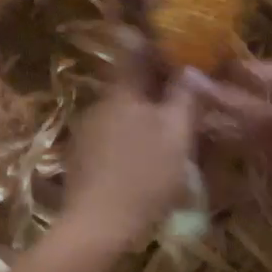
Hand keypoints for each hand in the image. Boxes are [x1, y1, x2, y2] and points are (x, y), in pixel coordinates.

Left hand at [61, 36, 199, 250]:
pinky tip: (149, 159)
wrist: (97, 224)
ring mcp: (86, 133)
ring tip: (175, 132)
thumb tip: (189, 68)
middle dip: (158, 88)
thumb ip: (184, 98)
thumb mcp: (176, 135)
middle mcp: (98, 106)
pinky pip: (113, 137)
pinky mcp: (82, 158)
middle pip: (131, 86)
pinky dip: (132, 140)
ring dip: (147, 117)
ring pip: (123, 114)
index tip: (180, 49)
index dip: (157, 47)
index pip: (134, 53)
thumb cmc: (144, 176)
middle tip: (188, 97)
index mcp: (120, 93)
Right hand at [194, 61, 271, 271]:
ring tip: (178, 119)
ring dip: (213, 124)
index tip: (216, 68)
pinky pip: (235, 164)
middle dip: (223, 98)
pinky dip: (214, 157)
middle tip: (183, 91)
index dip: (251, 74)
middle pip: (254, 107)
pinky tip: (190, 154)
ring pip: (240, 133)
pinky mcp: (265, 189)